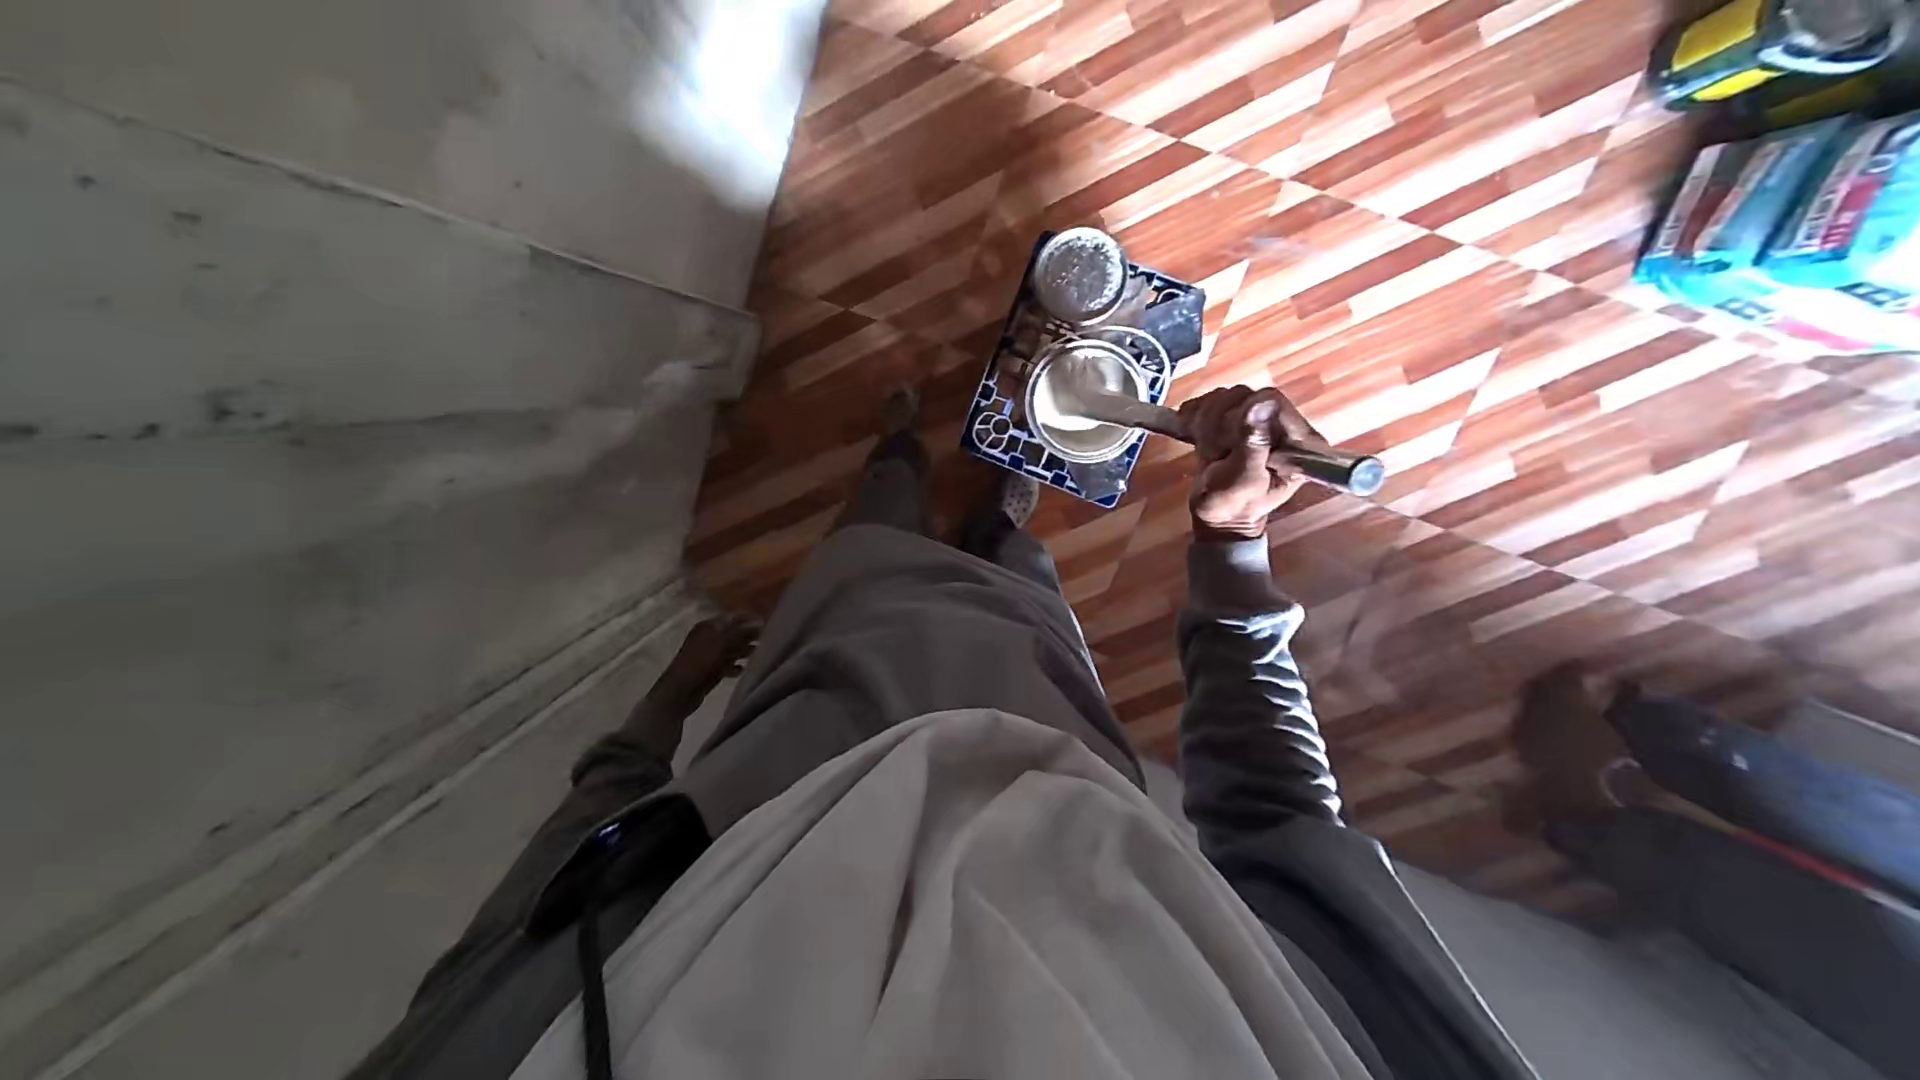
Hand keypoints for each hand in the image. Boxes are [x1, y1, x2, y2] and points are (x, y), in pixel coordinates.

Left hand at [655, 612, 761, 703]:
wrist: (679, 692)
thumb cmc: (700, 663)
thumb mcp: (723, 643)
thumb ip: (742, 632)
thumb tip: (760, 622)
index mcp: (709, 625)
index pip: (734, 616)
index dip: (751, 618)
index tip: (769, 624)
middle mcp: (708, 636)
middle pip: (734, 632)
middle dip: (750, 635)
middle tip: (768, 640)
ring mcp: (708, 654)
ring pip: (731, 648)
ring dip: (744, 651)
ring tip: (760, 655)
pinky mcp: (709, 670)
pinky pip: (727, 664)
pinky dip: (735, 665)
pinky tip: (743, 670)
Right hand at [1178, 386, 1326, 540]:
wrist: (1216, 517)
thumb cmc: (1232, 508)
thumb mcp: (1243, 481)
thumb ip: (1252, 445)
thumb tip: (1261, 403)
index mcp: (1299, 441)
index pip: (1272, 401)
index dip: (1242, 417)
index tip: (1227, 445)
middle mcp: (1285, 426)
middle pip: (1246, 396)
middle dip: (1221, 424)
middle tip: (1217, 455)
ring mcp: (1260, 420)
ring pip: (1228, 396)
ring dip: (1208, 424)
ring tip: (1211, 452)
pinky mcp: (1240, 418)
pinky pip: (1215, 400)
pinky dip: (1199, 416)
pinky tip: (1199, 436)